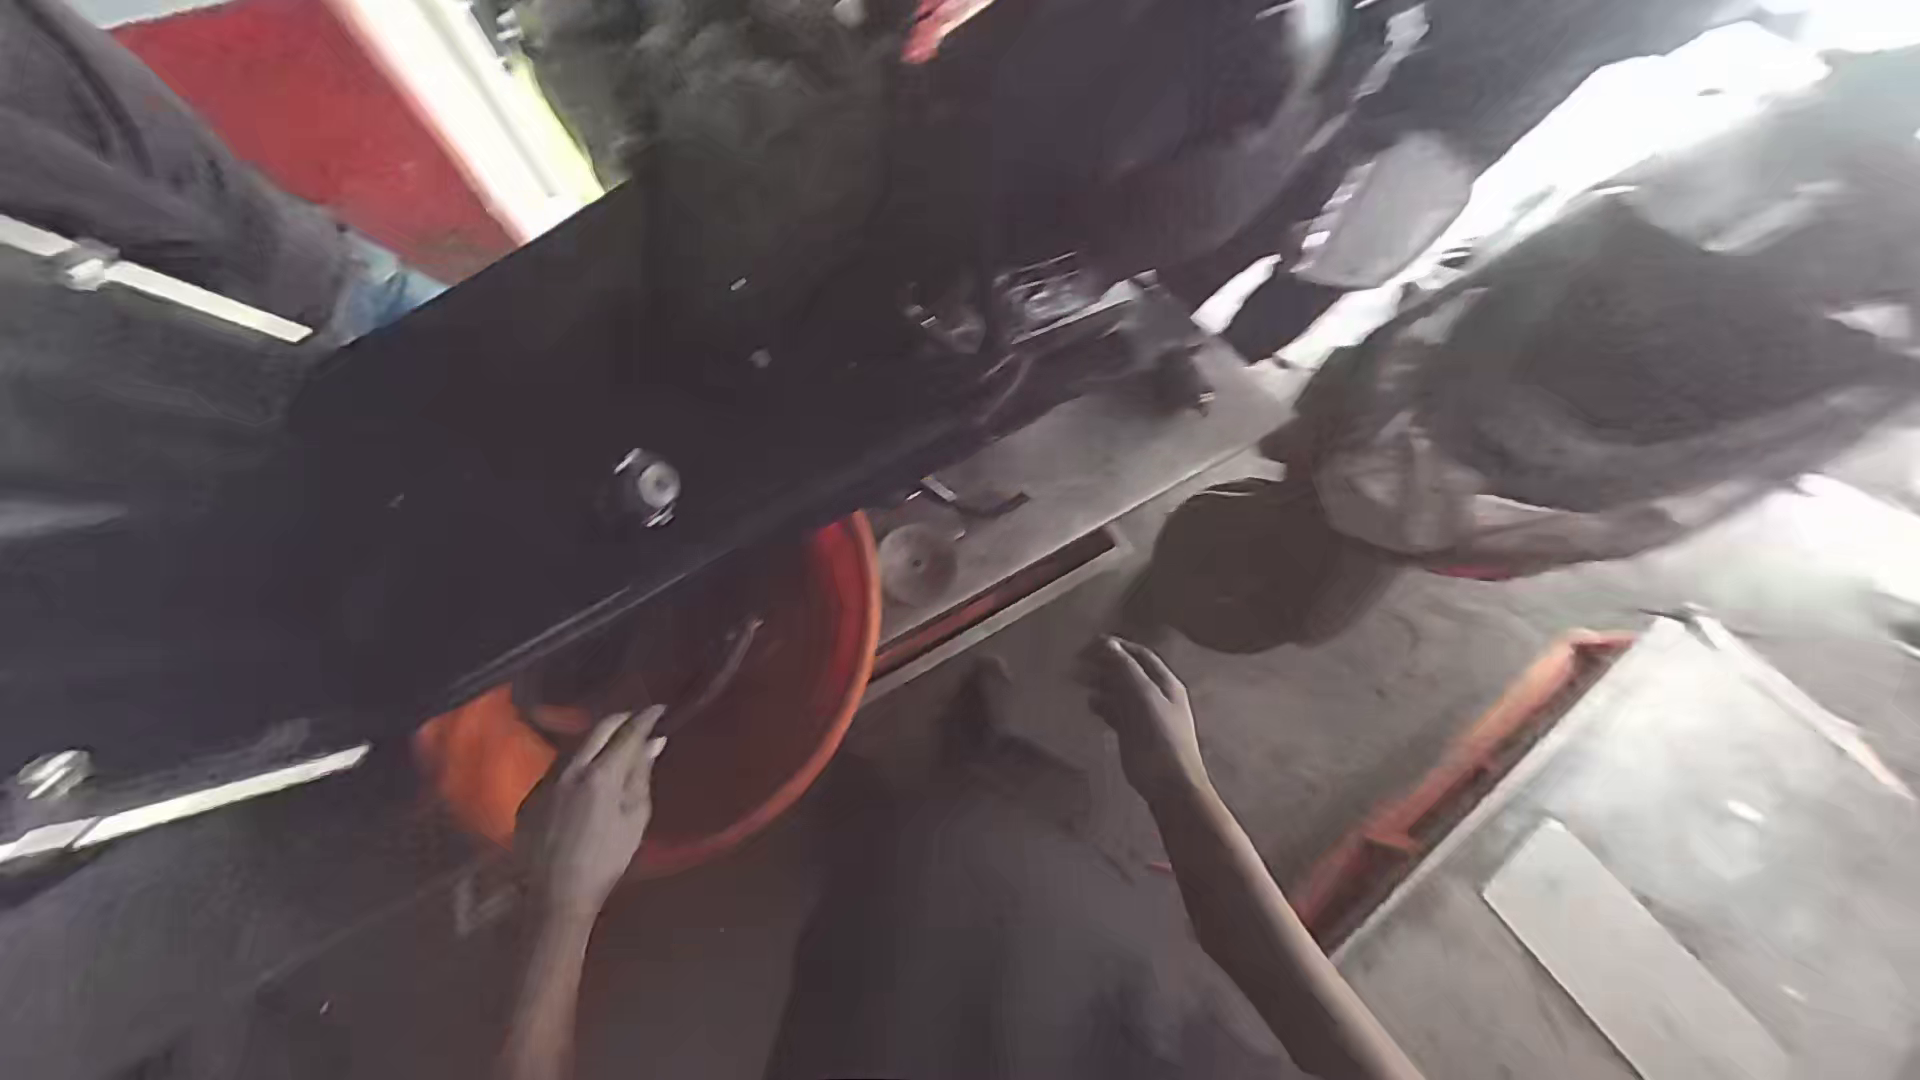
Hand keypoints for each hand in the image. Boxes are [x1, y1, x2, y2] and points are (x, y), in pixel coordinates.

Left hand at [518, 706, 666, 919]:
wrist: (557, 896)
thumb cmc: (608, 857)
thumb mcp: (636, 815)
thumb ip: (641, 774)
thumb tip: (653, 742)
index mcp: (601, 776)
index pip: (627, 733)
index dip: (645, 718)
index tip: (659, 709)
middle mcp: (570, 771)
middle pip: (597, 730)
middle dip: (620, 719)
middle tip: (637, 718)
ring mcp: (545, 783)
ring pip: (574, 746)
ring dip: (596, 738)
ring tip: (614, 740)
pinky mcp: (530, 798)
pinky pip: (558, 768)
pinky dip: (578, 760)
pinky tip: (587, 771)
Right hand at [1078, 636, 1209, 800]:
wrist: (1169, 784)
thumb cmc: (1160, 737)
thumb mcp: (1144, 697)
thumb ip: (1126, 670)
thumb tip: (1108, 644)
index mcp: (1164, 683)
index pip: (1139, 655)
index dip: (1117, 646)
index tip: (1090, 644)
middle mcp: (1155, 695)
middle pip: (1127, 671)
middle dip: (1104, 663)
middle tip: (1078, 661)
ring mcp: (1144, 714)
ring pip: (1119, 690)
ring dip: (1100, 682)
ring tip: (1078, 679)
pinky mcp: (1133, 732)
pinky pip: (1115, 710)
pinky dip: (1102, 704)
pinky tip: (1090, 703)